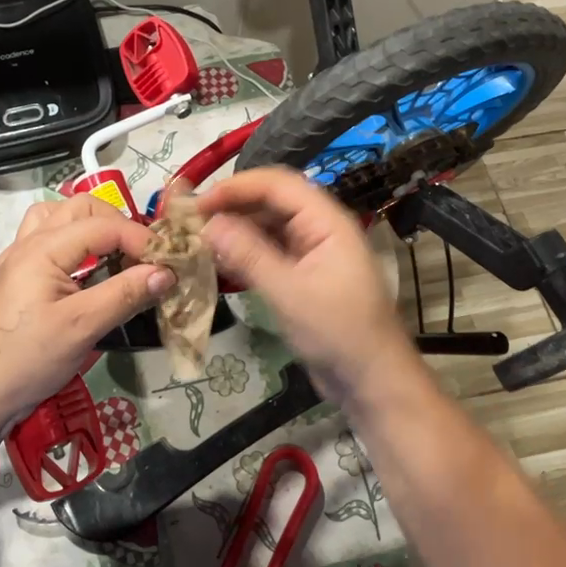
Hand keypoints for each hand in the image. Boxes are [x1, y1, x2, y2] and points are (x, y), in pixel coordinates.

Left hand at [0, 196, 175, 430]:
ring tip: (116, 253)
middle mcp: (29, 243)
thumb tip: (166, 272)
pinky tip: (86, 269)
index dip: (140, 238)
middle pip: (81, 209)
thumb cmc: (28, 360)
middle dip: (118, 224)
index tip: (169, 262)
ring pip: (60, 218)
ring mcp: (19, 258)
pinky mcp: (18, 278)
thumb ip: (125, 294)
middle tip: (143, 255)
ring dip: (92, 226)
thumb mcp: (82, 327)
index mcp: (43, 247)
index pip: (103, 226)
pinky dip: (73, 242)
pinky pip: (47, 239)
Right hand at [199, 168, 414, 404]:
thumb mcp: (289, 293)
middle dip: (233, 205)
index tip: (199, 202)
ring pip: (268, 225)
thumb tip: (208, 224)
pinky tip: (219, 260)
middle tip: (192, 220)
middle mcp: (319, 228)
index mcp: (326, 221)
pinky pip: (270, 250)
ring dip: (236, 228)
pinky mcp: (303, 275)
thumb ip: (248, 255)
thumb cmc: (339, 333)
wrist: (373, 382)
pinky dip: (245, 251)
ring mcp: (312, 252)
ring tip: (199, 238)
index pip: (277, 184)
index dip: (237, 187)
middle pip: (271, 201)